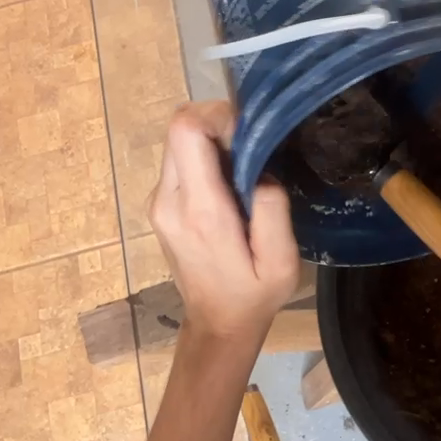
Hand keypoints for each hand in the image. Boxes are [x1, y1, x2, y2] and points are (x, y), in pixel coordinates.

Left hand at [147, 101, 299, 344]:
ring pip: (178, 142)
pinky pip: (179, 161)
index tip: (251, 135)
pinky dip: (204, 160)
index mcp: (201, 210)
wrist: (218, 324)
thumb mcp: (281, 262)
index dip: (219, 116)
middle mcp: (169, 199)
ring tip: (244, 172)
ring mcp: (159, 202)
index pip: (186, 129)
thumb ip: (273, 212)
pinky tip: (230, 188)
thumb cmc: (253, 294)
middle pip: (179, 128)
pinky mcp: (160, 205)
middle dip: (218, 126)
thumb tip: (262, 172)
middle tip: (253, 150)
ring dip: (211, 143)